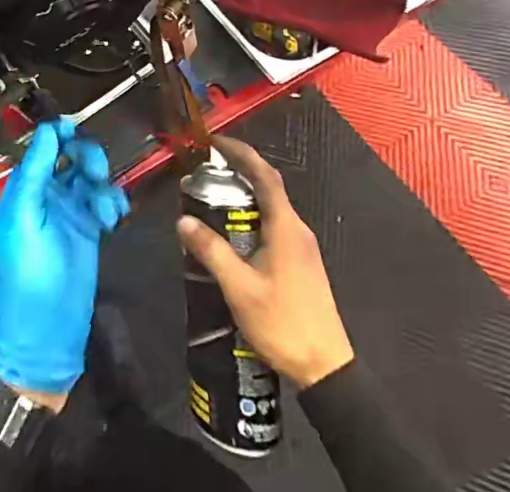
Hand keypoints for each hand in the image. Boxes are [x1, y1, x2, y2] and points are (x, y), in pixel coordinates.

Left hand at [0, 117, 129, 403]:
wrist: (46, 327)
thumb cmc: (28, 271)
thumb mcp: (24, 216)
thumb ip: (35, 171)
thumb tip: (47, 130)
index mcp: (25, 187)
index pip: (43, 146)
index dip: (59, 133)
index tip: (77, 127)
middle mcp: (47, 193)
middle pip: (72, 156)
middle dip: (87, 157)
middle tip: (95, 173)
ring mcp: (70, 211)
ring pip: (91, 177)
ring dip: (102, 183)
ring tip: (105, 207)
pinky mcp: (90, 228)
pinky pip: (105, 200)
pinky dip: (113, 202)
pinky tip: (112, 219)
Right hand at [176, 136, 354, 387]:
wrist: (326, 368)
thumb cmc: (282, 323)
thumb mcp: (239, 288)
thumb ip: (212, 251)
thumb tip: (183, 221)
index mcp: (286, 228)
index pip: (265, 176)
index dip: (242, 154)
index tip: (216, 141)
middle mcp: (297, 230)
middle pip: (268, 188)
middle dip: (238, 173)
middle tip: (206, 171)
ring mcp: (302, 247)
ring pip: (271, 208)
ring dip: (244, 197)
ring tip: (212, 199)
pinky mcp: (301, 263)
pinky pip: (274, 226)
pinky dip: (251, 217)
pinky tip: (232, 234)